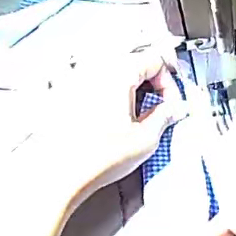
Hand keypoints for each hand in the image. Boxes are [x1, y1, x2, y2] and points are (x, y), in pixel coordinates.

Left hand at [19, 48, 185, 207]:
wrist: (60, 174)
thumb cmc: (97, 157)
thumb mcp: (146, 138)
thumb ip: (166, 115)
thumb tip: (174, 108)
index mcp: (119, 72)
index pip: (156, 60)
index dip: (169, 84)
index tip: (169, 104)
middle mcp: (96, 69)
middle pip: (135, 63)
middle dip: (151, 85)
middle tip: (156, 110)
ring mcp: (79, 79)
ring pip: (116, 73)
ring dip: (131, 91)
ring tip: (133, 118)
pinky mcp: (66, 94)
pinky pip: (97, 85)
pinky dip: (110, 97)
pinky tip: (111, 121)